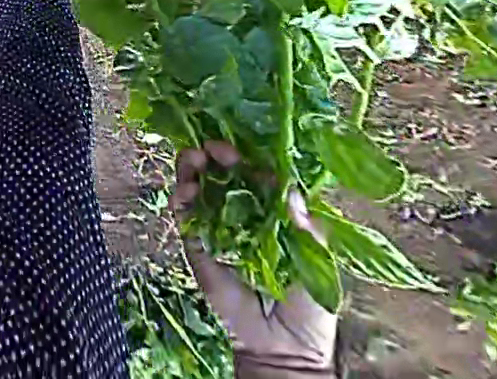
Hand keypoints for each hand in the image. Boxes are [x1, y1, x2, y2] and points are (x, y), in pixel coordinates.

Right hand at [173, 142, 336, 377]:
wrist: (283, 348)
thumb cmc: (307, 303)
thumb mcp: (316, 259)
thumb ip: (307, 226)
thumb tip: (292, 191)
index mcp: (268, 207)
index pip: (253, 171)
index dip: (245, 155)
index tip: (239, 147)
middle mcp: (239, 210)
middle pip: (221, 172)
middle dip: (214, 155)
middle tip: (211, 148)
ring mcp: (215, 224)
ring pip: (198, 186)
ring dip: (191, 167)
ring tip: (191, 157)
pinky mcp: (197, 244)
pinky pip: (184, 216)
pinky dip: (180, 199)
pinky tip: (183, 190)